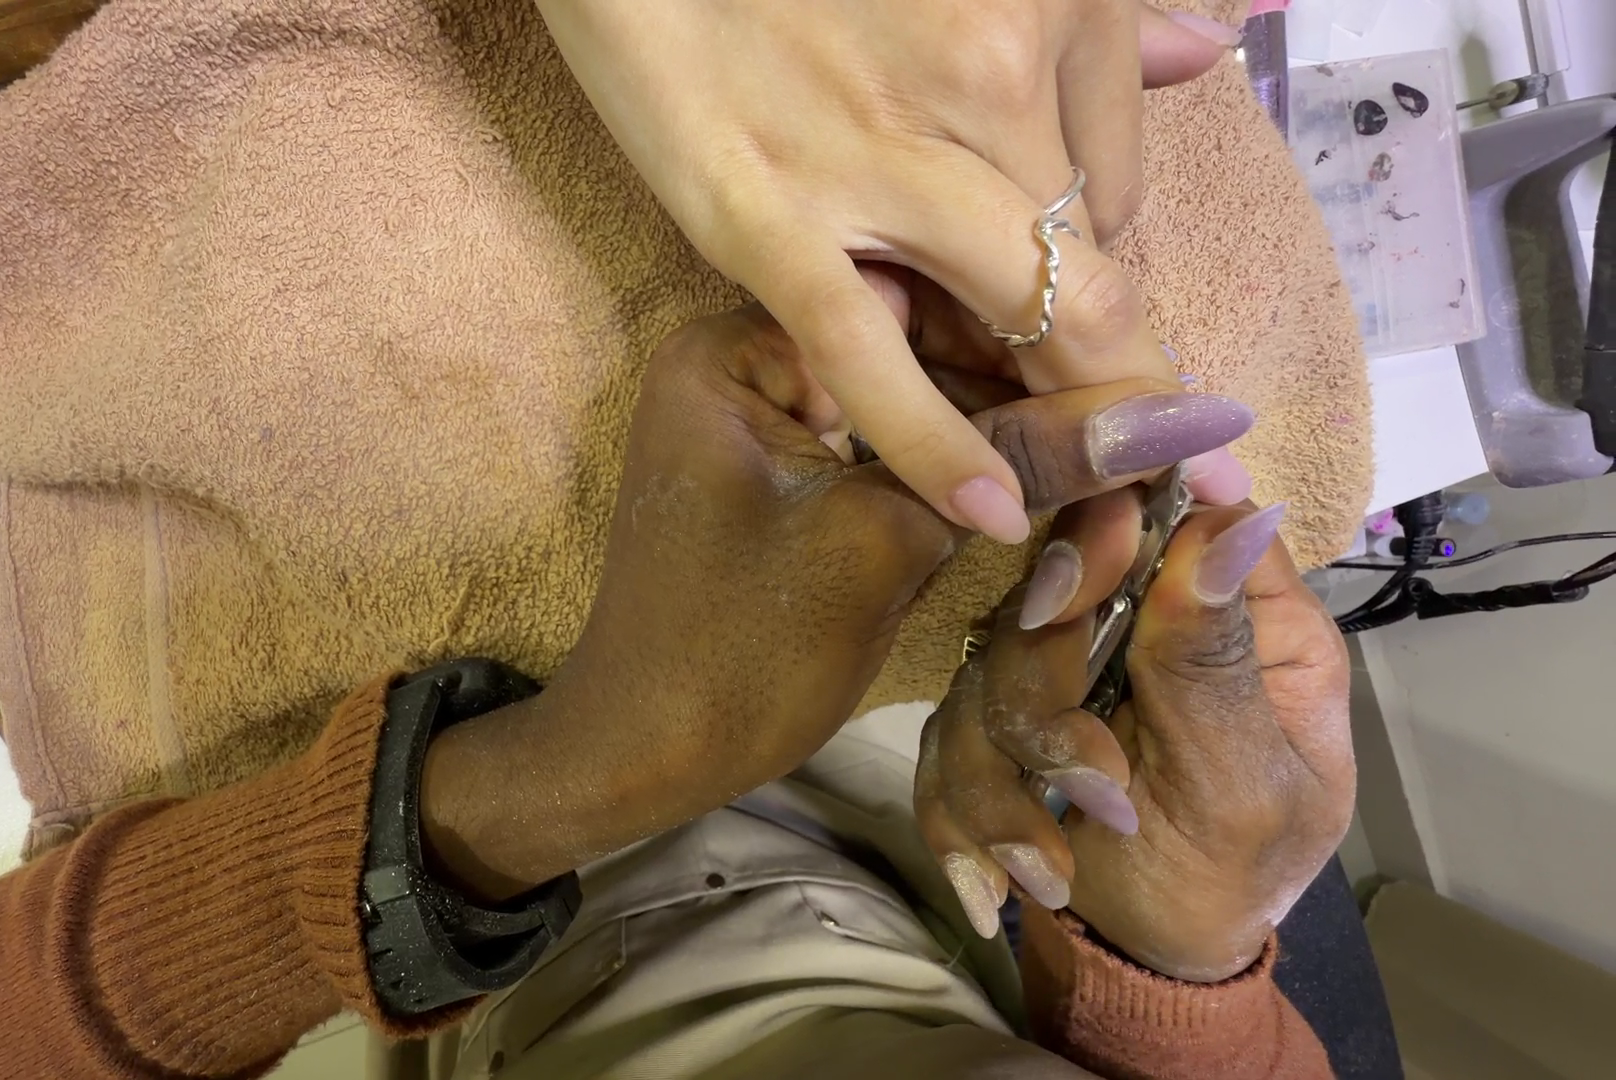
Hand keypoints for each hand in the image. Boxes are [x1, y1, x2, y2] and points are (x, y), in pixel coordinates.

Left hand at [420, 295, 1255, 901]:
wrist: (645, 746)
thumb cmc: (739, 655)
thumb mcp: (880, 547)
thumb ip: (1020, 462)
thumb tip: (1186, 411)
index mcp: (737, 345)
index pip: (917, 297)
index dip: (1039, 335)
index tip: (1157, 375)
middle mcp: (741, 355)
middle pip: (911, 341)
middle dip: (1025, 385)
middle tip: (1150, 421)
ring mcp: (755, 411)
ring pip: (904, 392)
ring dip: (1000, 426)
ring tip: (1113, 449)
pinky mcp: (773, 463)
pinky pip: (877, 437)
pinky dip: (951, 459)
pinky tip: (1035, 475)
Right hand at [533, 0, 1242, 539]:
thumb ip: (1098, 13)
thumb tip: (1207, 47)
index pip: (1114, 187)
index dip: (1110, 284)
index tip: (1100, 346)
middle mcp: (991, 70)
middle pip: (1092, 264)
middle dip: (1123, 373)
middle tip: (1154, 451)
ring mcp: (882, 155)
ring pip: (1020, 308)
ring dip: (1056, 404)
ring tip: (1066, 480)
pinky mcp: (772, 225)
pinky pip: (868, 354)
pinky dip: (932, 444)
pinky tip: (985, 512)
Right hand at [915, 502, 1355, 981]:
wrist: (1136, 940)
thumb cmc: (1227, 869)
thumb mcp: (1244, 783)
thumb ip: (1214, 662)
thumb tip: (1230, 518)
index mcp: (1227, 619)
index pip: (1177, 517)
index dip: (1118, 524)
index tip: (1072, 595)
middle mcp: (1127, 622)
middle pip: (1049, 592)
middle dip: (1045, 703)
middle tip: (1089, 788)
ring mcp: (1047, 664)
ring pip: (981, 671)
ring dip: (1003, 778)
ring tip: (1046, 868)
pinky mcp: (986, 707)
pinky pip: (940, 732)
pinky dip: (962, 810)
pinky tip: (994, 876)